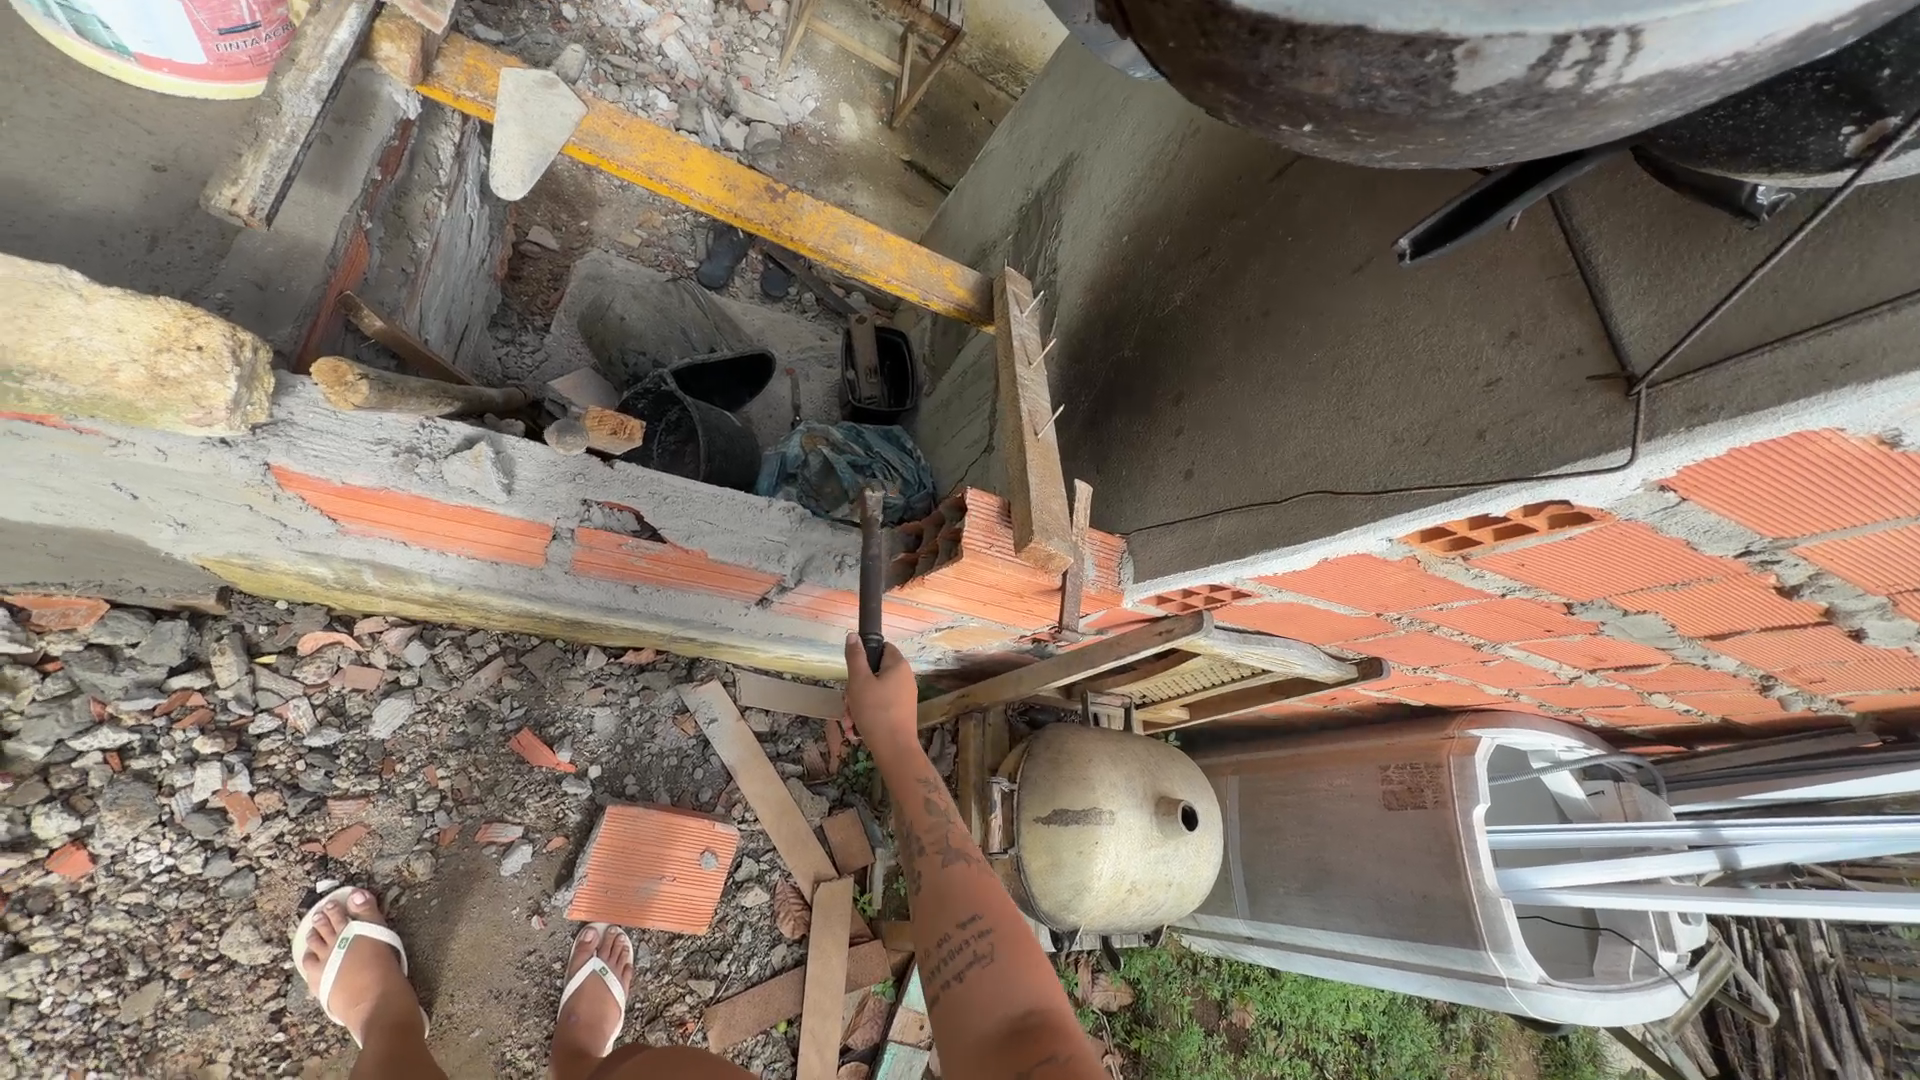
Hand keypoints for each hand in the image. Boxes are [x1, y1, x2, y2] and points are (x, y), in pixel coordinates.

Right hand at [844, 634, 916, 749]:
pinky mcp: (900, 713)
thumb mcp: (859, 681)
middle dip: (855, 689)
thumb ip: (855, 657)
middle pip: (874, 674)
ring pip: (873, 693)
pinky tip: (855, 729)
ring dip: (857, 705)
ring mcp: (903, 697)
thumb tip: (853, 635)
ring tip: (850, 721)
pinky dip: (866, 715)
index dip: (865, 656)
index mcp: (898, 665)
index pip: (882, 647)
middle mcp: (904, 678)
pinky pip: (879, 707)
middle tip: (848, 702)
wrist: (894, 749)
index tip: (853, 671)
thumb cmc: (876, 711)